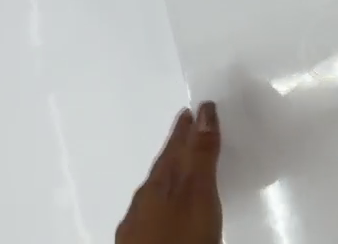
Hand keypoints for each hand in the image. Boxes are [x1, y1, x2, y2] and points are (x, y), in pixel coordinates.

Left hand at [117, 102, 222, 243]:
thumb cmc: (182, 241)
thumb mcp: (198, 196)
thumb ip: (200, 156)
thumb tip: (202, 110)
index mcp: (157, 186)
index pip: (173, 148)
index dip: (186, 128)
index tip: (196, 107)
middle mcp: (141, 205)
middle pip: (162, 168)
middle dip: (177, 149)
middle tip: (192, 129)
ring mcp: (135, 232)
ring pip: (155, 193)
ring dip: (172, 176)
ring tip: (187, 166)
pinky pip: (154, 214)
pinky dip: (167, 201)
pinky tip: (172, 213)